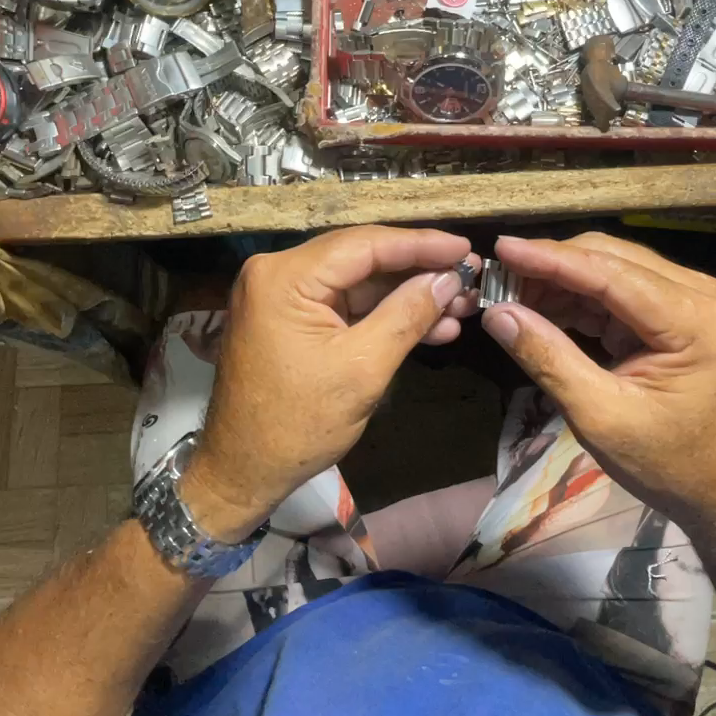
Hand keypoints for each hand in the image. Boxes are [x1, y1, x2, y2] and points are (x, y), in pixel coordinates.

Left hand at [180, 226, 475, 539]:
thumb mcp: (362, 368)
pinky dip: (384, 316)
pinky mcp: (292, 319)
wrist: (244, 471)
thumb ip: (407, 315)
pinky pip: (346, 307)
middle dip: (419, 272)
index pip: (364, 244)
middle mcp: (278, 273)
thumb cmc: (298, 424)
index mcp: (284, 276)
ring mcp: (283, 296)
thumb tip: (448, 279)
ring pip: (359, 284)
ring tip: (461, 308)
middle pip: (362, 259)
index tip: (465, 248)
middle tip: (471, 277)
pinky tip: (431, 328)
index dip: (421, 244)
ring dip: (408, 297)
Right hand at [479, 233, 715, 533]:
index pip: (608, 273)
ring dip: (559, 280)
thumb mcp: (601, 416)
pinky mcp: (674, 314)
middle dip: (550, 266)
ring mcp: (689, 301)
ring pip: (610, 269)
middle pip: (610, 259)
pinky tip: (539, 307)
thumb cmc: (669, 463)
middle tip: (496, 281)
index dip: (550, 258)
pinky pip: (616, 290)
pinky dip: (576, 297)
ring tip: (509, 295)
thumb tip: (496, 313)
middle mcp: (698, 295)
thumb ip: (549, 359)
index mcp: (693, 320)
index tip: (500, 247)